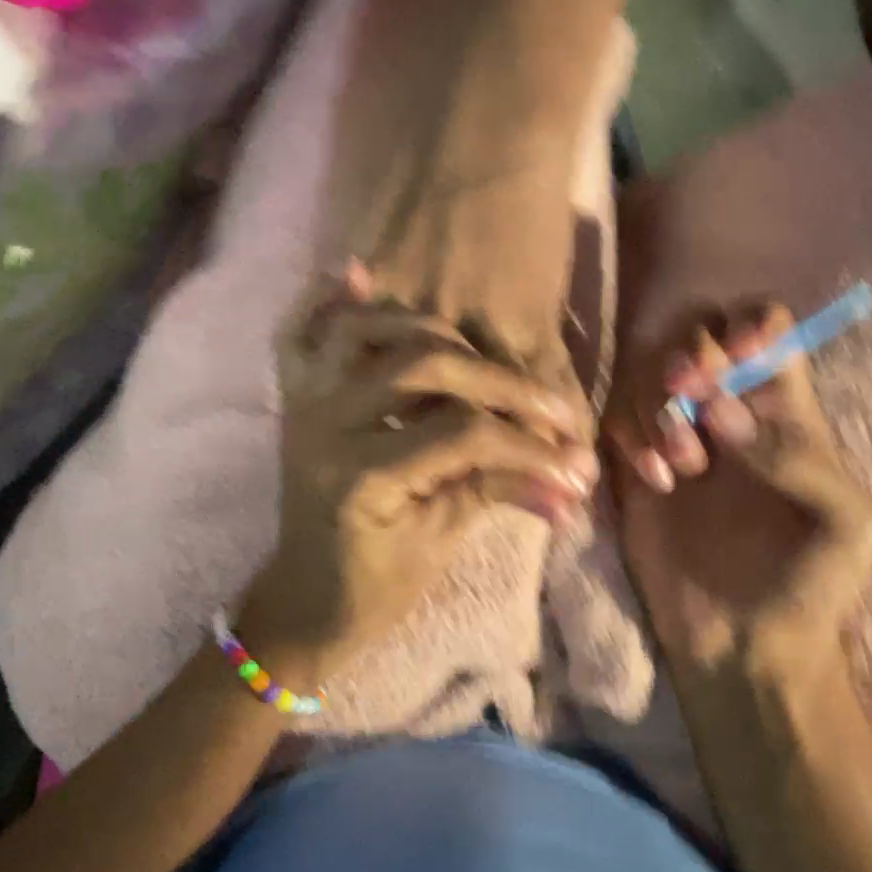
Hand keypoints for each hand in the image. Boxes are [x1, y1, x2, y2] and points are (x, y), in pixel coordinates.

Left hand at [237, 261, 598, 687]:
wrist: (305, 595)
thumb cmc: (375, 584)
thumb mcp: (440, 541)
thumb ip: (499, 490)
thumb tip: (576, 476)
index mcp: (361, 474)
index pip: (462, 432)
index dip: (528, 442)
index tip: (575, 460)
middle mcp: (325, 423)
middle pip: (421, 365)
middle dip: (497, 382)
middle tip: (548, 409)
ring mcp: (305, 404)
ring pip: (364, 331)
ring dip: (427, 330)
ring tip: (476, 356)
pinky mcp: (295, 397)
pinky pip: (298, 336)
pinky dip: (324, 303)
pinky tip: (361, 277)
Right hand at [607, 303, 871, 669]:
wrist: (740, 643)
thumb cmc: (810, 586)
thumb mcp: (850, 527)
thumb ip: (807, 459)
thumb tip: (726, 411)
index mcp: (790, 418)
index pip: (768, 335)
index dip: (750, 328)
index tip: (739, 355)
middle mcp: (727, 416)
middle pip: (695, 343)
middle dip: (690, 361)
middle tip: (692, 397)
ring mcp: (675, 438)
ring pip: (646, 377)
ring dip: (657, 408)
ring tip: (680, 467)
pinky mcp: (632, 465)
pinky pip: (614, 420)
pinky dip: (627, 437)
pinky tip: (651, 480)